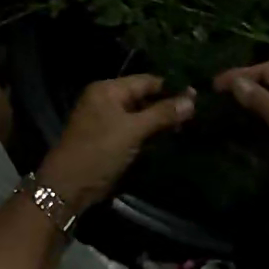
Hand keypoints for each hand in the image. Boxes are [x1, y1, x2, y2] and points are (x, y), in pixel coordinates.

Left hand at [38, 76, 194, 209]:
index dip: (171, 88)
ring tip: (191, 125)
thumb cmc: (99, 151)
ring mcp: (107, 121)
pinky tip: (172, 138)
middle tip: (198, 113)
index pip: (146, 81)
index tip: (198, 95)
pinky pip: (135, 130)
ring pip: (141, 115)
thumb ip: (162, 113)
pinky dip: (151, 133)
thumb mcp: (132, 130)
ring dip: (161, 121)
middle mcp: (106, 100)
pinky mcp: (110, 140)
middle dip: (168, 105)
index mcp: (107, 90)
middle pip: (144, 97)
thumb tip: (192, 100)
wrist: (70, 186)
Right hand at [215, 62, 268, 225]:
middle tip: (216, 99)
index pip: (268, 69)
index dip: (239, 75)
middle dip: (246, 88)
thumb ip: (262, 103)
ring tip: (228, 112)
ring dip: (254, 104)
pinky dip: (266, 119)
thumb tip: (236, 81)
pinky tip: (251, 128)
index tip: (212, 87)